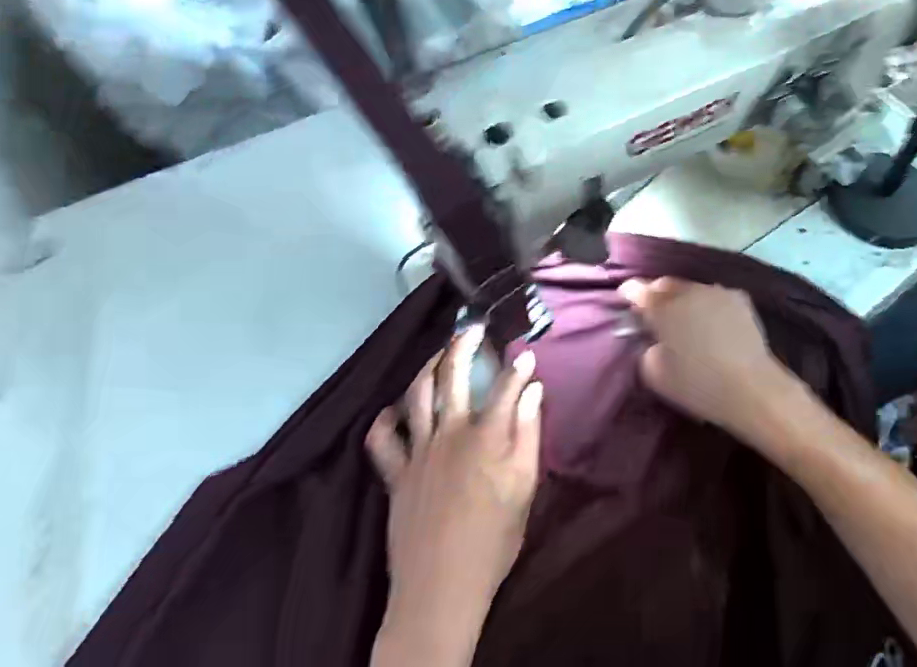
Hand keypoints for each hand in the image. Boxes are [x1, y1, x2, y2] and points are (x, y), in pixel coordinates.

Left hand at [364, 327, 542, 663]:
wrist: (441, 588)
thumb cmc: (494, 537)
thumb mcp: (525, 486)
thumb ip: (528, 433)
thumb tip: (534, 390)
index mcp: (487, 436)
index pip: (505, 386)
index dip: (519, 367)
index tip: (527, 354)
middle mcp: (450, 433)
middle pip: (453, 376)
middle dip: (464, 345)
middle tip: (473, 329)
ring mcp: (418, 452)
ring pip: (417, 395)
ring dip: (428, 367)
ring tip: (439, 352)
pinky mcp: (395, 475)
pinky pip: (382, 440)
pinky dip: (386, 419)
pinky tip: (393, 409)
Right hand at [619, 278, 800, 446]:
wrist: (751, 386)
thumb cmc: (698, 384)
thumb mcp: (655, 374)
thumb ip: (646, 350)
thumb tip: (652, 340)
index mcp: (663, 308)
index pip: (638, 289)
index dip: (629, 293)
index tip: (626, 299)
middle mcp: (689, 291)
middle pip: (666, 284)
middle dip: (656, 294)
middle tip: (654, 311)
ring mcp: (717, 291)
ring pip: (692, 288)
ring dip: (683, 298)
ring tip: (685, 317)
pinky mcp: (740, 298)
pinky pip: (715, 296)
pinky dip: (707, 304)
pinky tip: (711, 322)